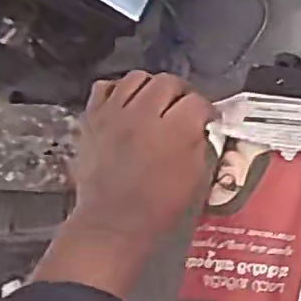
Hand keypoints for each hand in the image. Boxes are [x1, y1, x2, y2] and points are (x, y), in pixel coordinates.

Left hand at [32, 72, 212, 297]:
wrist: (114, 223)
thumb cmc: (160, 208)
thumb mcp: (197, 180)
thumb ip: (202, 146)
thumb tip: (204, 128)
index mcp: (175, 132)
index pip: (198, 102)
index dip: (208, 111)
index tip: (209, 121)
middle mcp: (144, 115)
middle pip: (169, 82)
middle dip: (182, 94)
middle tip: (185, 110)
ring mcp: (114, 114)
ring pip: (138, 78)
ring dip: (152, 88)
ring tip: (156, 104)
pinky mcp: (92, 118)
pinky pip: (106, 87)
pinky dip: (119, 91)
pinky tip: (127, 106)